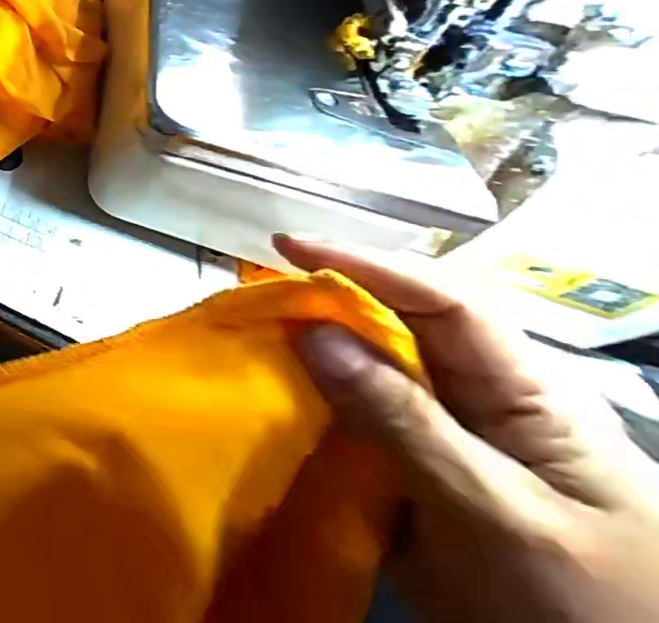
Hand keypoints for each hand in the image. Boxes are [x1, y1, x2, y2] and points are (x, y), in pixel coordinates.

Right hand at [279, 235, 658, 622]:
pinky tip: (274, 383)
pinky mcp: (415, 466)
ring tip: (252, 326)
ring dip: (312, 341)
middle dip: (330, 295)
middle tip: (259, 288)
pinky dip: (308, 389)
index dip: (366, 265)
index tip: (287, 247)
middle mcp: (488, 402)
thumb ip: (405, 422)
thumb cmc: (580, 602)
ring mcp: (451, 434)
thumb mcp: (497, 514)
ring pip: (372, 363)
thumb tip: (311, 332)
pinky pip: (354, 408)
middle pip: (403, 323)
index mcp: (533, 399)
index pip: (447, 304)